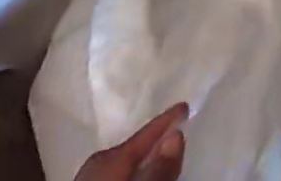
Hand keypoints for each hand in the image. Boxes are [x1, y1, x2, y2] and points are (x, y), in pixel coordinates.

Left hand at [73, 104, 187, 180]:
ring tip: (158, 166)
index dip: (166, 121)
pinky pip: (111, 179)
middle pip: (132, 150)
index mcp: (109, 160)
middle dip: (153, 146)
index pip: (144, 135)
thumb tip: (176, 136)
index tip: (185, 107)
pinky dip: (128, 178)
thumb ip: (157, 173)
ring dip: (140, 167)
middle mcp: (94, 166)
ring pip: (120, 167)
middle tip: (176, 138)